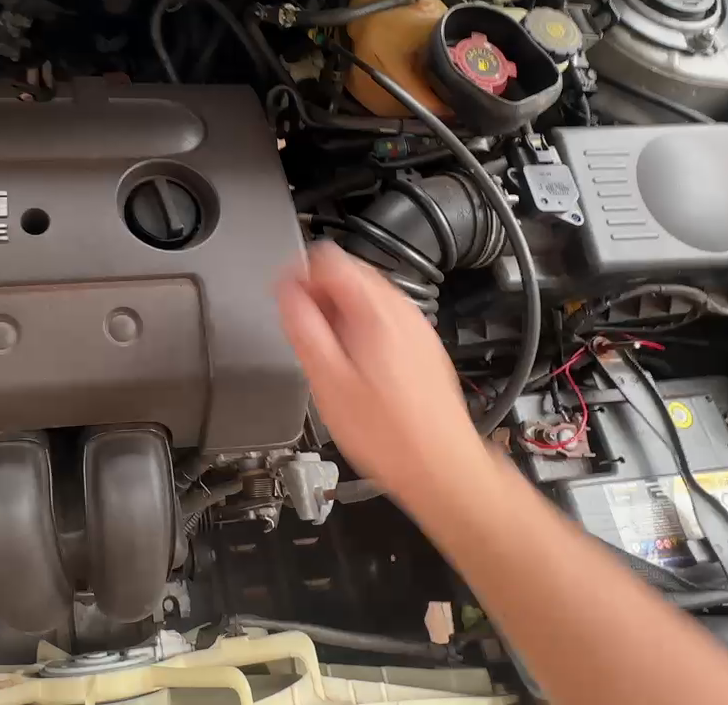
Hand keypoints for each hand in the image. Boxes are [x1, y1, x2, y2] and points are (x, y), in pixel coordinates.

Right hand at [276, 242, 491, 502]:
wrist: (442, 469)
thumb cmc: (388, 435)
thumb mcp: (328, 380)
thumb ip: (303, 327)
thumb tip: (285, 291)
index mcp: (375, 311)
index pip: (328, 258)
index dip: (298, 275)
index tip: (285, 300)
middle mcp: (401, 310)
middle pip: (347, 272)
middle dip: (317, 295)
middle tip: (304, 332)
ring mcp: (416, 326)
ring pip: (364, 294)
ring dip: (336, 311)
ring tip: (327, 353)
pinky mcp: (422, 345)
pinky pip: (382, 317)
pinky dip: (359, 327)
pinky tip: (353, 365)